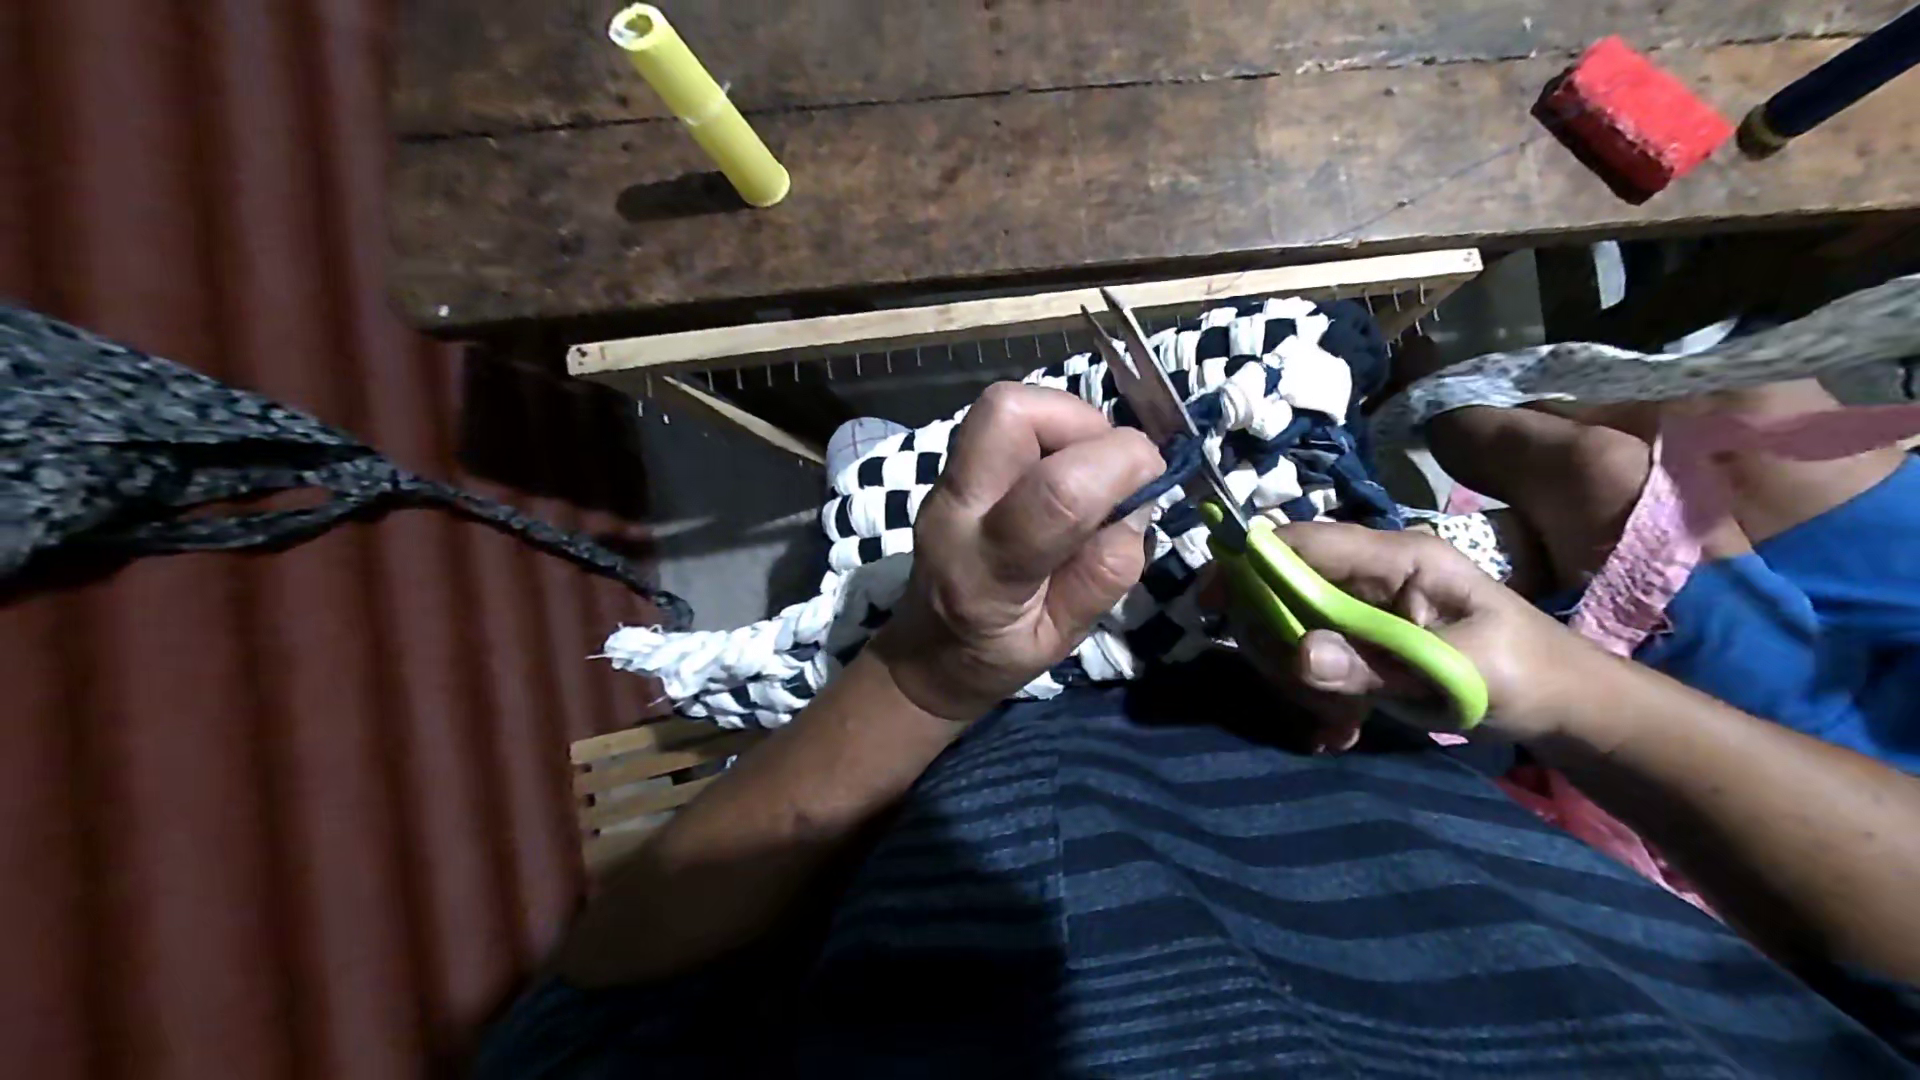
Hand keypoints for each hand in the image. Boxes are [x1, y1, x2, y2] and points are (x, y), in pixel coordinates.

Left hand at [869, 383, 1163, 720]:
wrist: (924, 652)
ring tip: (1087, 469)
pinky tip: (1060, 471)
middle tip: (1109, 463)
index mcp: (985, 573)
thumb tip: (1136, 502)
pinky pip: (1001, 422)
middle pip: (1008, 413)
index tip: (1150, 478)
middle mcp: (954, 512)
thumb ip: (1103, 575)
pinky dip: (1049, 430)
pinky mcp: (947, 472)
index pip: (1055, 495)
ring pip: (1003, 406)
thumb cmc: (994, 656)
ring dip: (1066, 421)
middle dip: (1081, 421)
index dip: (1119, 466)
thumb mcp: (1060, 640)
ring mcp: (943, 485)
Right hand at [1224, 518, 1603, 747]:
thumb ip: (1377, 664)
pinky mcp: (1353, 633)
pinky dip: (1308, 688)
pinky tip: (1337, 723)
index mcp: (1398, 558)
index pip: (1302, 541)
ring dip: (1293, 674)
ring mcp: (1357, 603)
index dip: (1249, 562)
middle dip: (1275, 641)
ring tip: (1336, 717)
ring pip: (1284, 624)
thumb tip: (1299, 656)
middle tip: (1305, 692)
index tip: (1210, 602)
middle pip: (1279, 586)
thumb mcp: (1460, 674)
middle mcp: (1367, 572)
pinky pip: (1302, 651)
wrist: (1562, 704)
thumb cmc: (1526, 676)